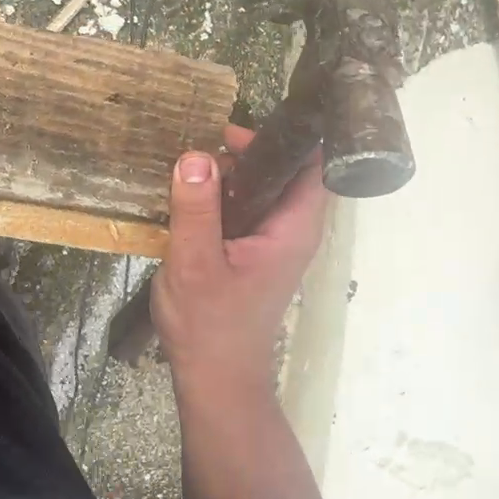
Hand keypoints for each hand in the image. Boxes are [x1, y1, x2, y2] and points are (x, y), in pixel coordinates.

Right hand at [152, 125, 329, 393]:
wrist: (213, 375)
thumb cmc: (209, 322)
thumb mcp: (193, 261)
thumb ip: (196, 208)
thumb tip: (194, 155)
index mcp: (292, 228)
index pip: (311, 165)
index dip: (286, 136)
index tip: (239, 123)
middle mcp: (291, 231)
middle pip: (283, 173)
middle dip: (247, 152)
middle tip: (200, 141)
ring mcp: (272, 244)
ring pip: (260, 192)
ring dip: (229, 175)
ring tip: (187, 163)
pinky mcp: (251, 254)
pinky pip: (243, 211)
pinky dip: (220, 197)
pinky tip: (187, 196)